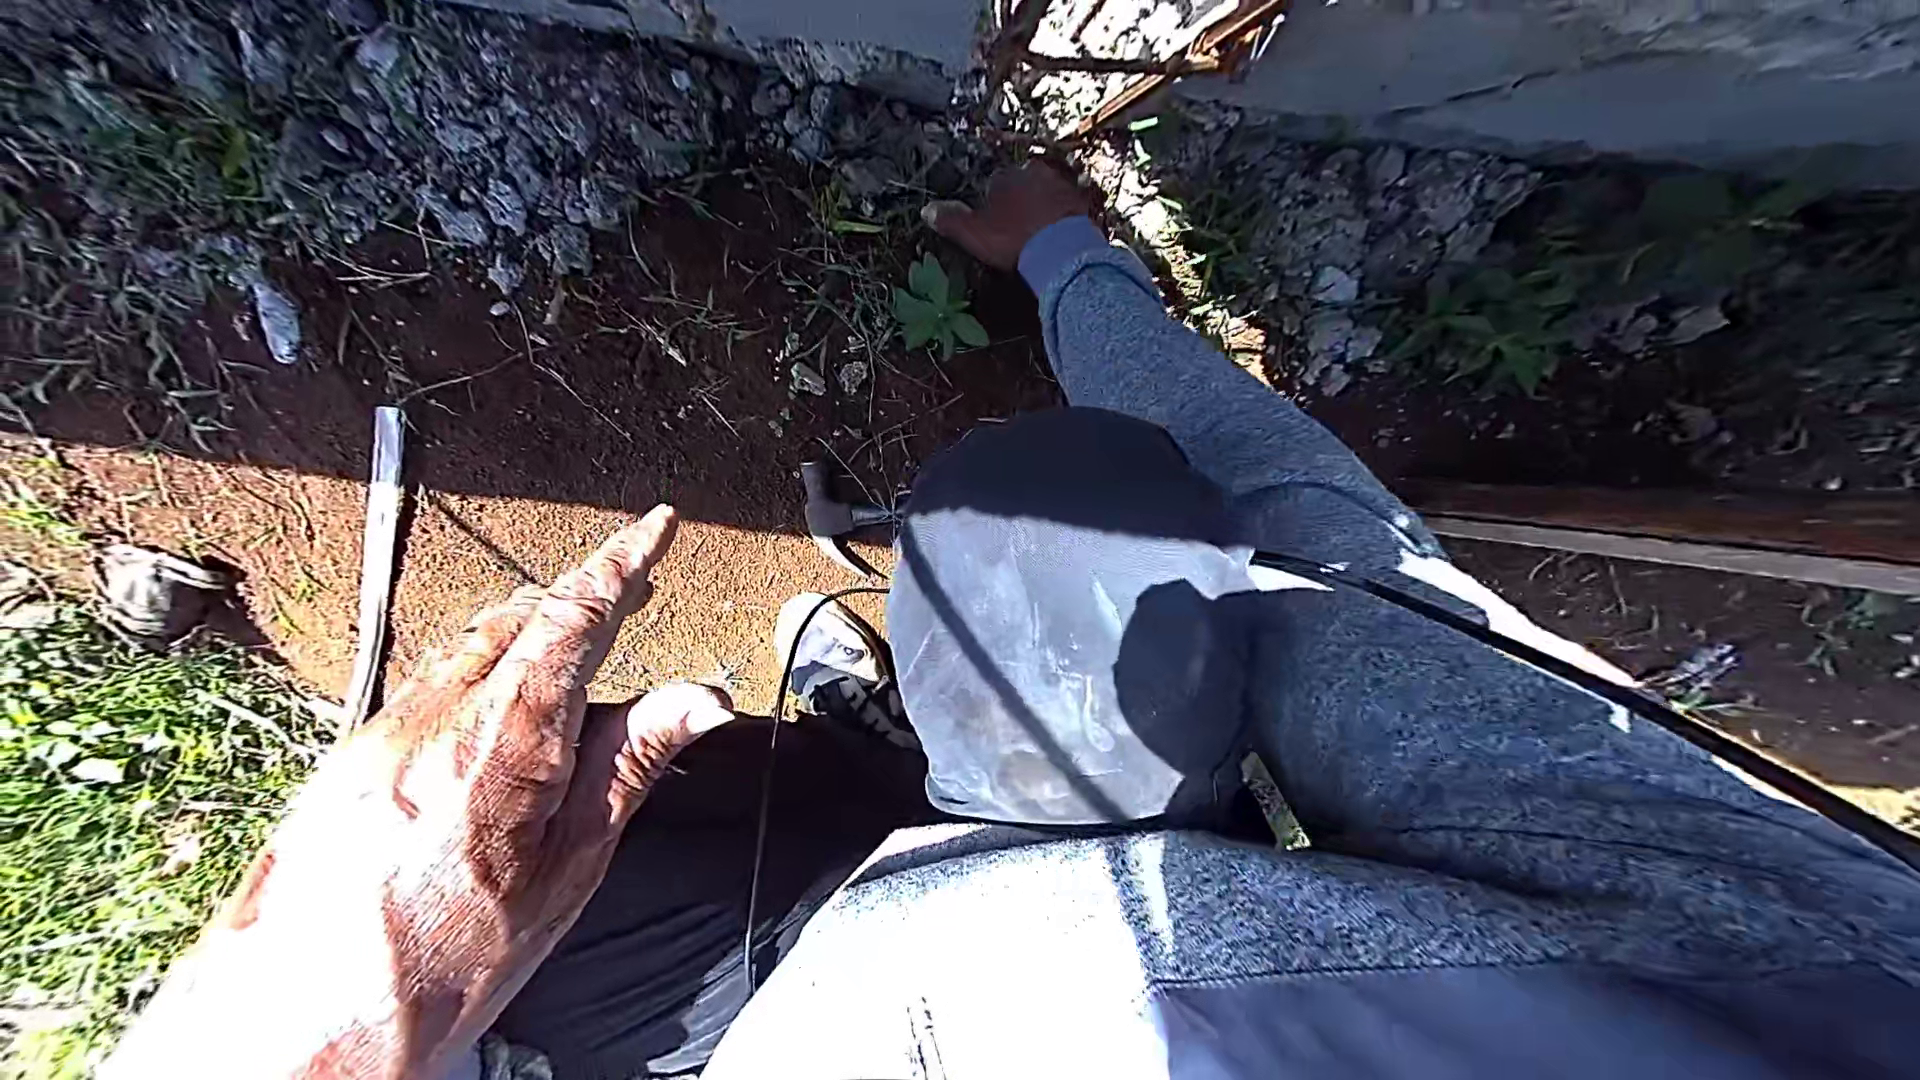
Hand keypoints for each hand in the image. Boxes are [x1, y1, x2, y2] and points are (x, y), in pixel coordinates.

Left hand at [102, 506, 733, 1079]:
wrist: (281, 1046)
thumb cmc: (443, 962)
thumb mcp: (575, 859)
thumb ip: (636, 758)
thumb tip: (704, 699)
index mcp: (504, 742)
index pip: (577, 617)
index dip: (626, 560)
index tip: (657, 526)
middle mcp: (434, 718)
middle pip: (527, 613)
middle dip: (592, 587)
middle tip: (640, 583)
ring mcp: (383, 730)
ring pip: (482, 637)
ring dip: (547, 618)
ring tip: (592, 629)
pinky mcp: (354, 751)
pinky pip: (442, 670)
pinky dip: (500, 653)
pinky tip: (520, 685)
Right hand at [923, 159, 1097, 270]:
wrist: (1058, 248)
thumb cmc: (1012, 240)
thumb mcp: (974, 234)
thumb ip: (951, 221)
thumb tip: (927, 210)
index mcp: (1003, 178)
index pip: (994, 185)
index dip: (993, 204)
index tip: (995, 222)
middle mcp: (1031, 172)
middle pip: (1022, 183)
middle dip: (1020, 200)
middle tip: (1018, 225)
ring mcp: (1057, 183)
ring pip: (1046, 190)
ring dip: (1042, 205)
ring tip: (1040, 229)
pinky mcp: (1078, 199)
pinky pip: (1069, 202)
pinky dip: (1064, 213)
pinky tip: (1061, 229)